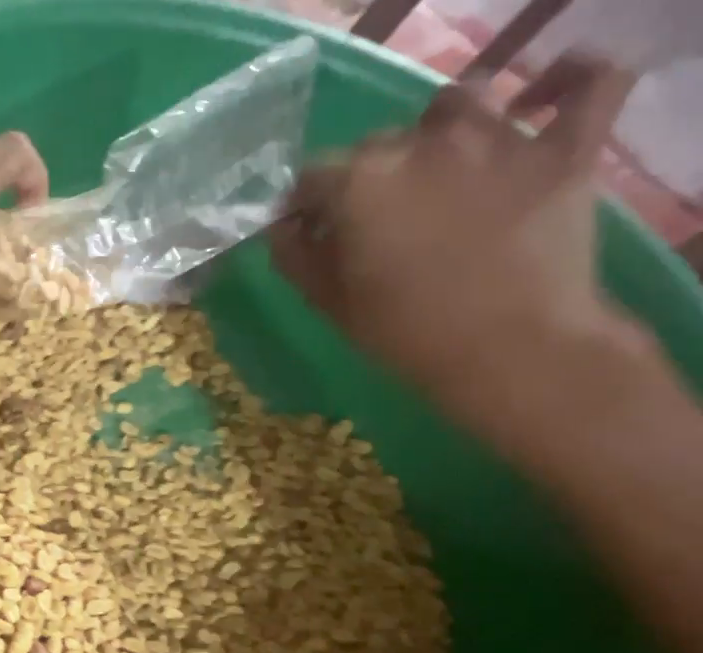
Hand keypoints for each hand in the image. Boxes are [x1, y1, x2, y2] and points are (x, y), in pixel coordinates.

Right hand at [271, 57, 670, 448]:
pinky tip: (539, 101)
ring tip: (440, 168)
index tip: (310, 231)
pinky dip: (567, 82)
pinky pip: (585, 88)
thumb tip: (286, 226)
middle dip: (369, 174)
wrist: (512, 351)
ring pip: (456, 107)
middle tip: (377, 218)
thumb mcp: (325, 299)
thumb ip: (295, 253)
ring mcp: (499, 139)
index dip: (306, 204)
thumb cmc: (403, 331)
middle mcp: (421, 144)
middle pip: (380, 141)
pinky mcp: (564, 148)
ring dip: (439, 131)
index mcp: (357, 182)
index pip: (311, 175)